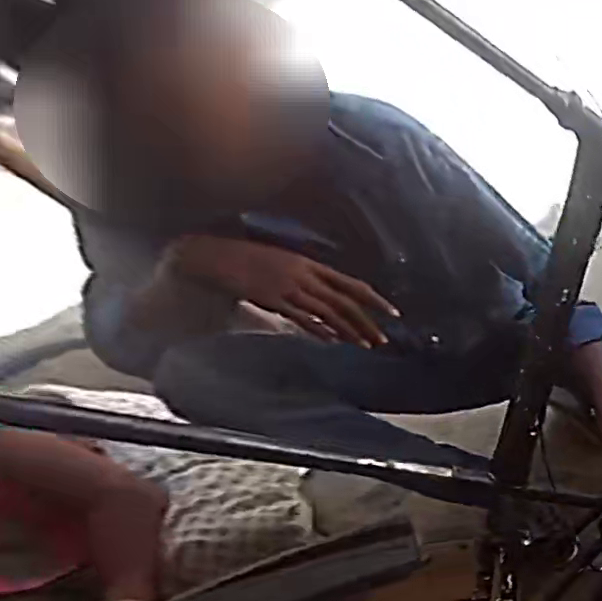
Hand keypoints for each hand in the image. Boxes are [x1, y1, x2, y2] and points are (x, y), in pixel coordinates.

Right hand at [168, 235, 396, 347]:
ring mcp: (287, 287)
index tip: (395, 314)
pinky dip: (320, 330)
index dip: (376, 300)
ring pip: (328, 314)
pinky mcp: (271, 299)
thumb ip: (313, 277)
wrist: (206, 255)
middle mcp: (302, 276)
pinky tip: (333, 341)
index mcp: (309, 264)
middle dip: (367, 323)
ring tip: (365, 345)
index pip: (353, 284)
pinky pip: (302, 318)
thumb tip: (338, 295)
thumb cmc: (250, 258)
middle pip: (345, 303)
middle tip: (383, 340)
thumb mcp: (287, 261)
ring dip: (349, 331)